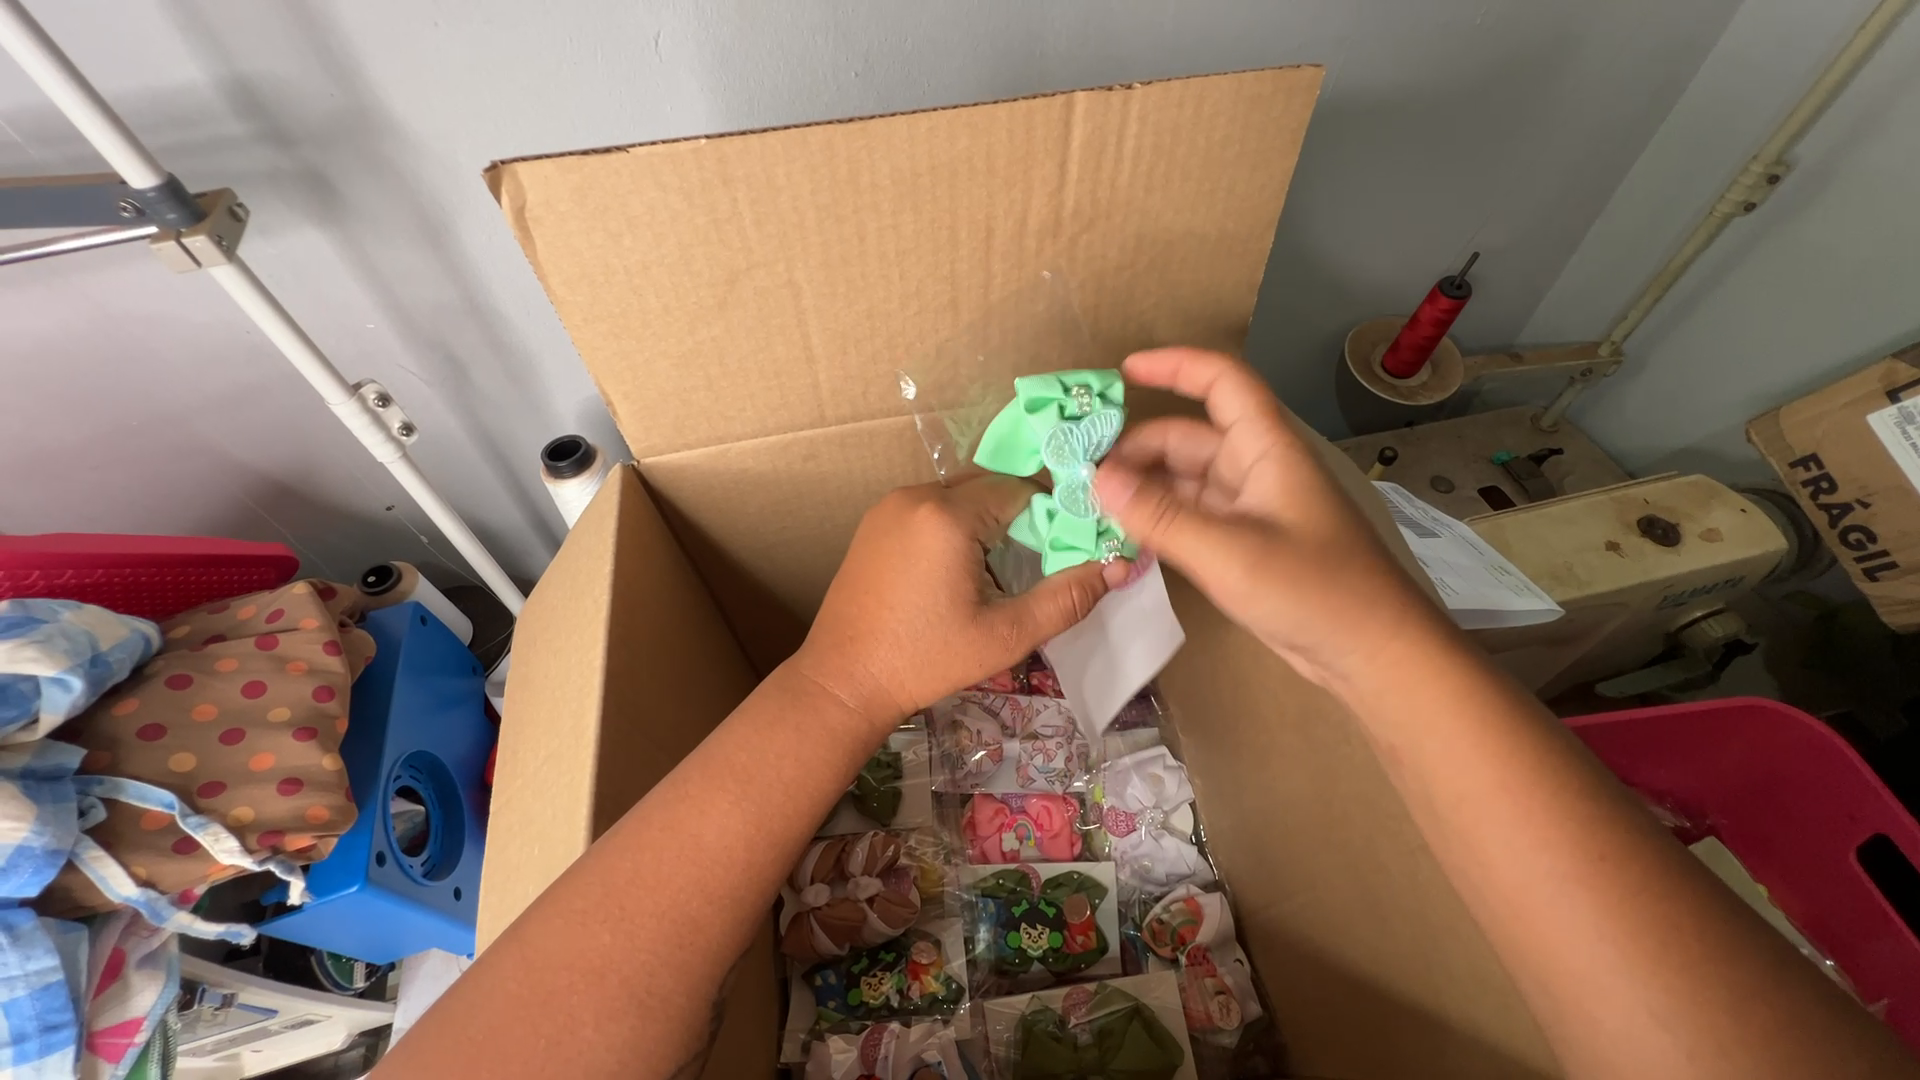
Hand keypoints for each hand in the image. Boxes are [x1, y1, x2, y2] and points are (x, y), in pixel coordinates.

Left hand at [793, 475, 1125, 725]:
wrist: (844, 679)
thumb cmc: (926, 660)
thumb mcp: (1006, 635)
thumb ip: (1066, 597)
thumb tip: (1121, 566)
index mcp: (948, 515)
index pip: (1022, 489)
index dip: (1052, 514)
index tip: (1067, 547)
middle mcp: (916, 495)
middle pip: (990, 485)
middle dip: (1021, 515)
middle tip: (1038, 559)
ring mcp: (890, 505)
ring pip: (960, 493)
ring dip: (988, 519)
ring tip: (1002, 566)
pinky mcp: (875, 521)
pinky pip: (932, 506)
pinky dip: (957, 523)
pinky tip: (962, 566)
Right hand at [1094, 348, 1449, 688]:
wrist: (1371, 653)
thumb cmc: (1312, 590)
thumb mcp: (1228, 551)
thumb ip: (1159, 515)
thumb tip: (1095, 477)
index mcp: (1265, 449)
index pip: (1221, 383)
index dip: (1174, 366)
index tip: (1121, 373)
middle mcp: (1254, 470)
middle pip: (1187, 438)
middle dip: (1136, 449)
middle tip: (1082, 476)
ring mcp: (1248, 510)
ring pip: (1183, 482)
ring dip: (1142, 489)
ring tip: (1091, 508)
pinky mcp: (1242, 545)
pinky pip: (1189, 518)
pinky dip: (1157, 522)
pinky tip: (1123, 537)